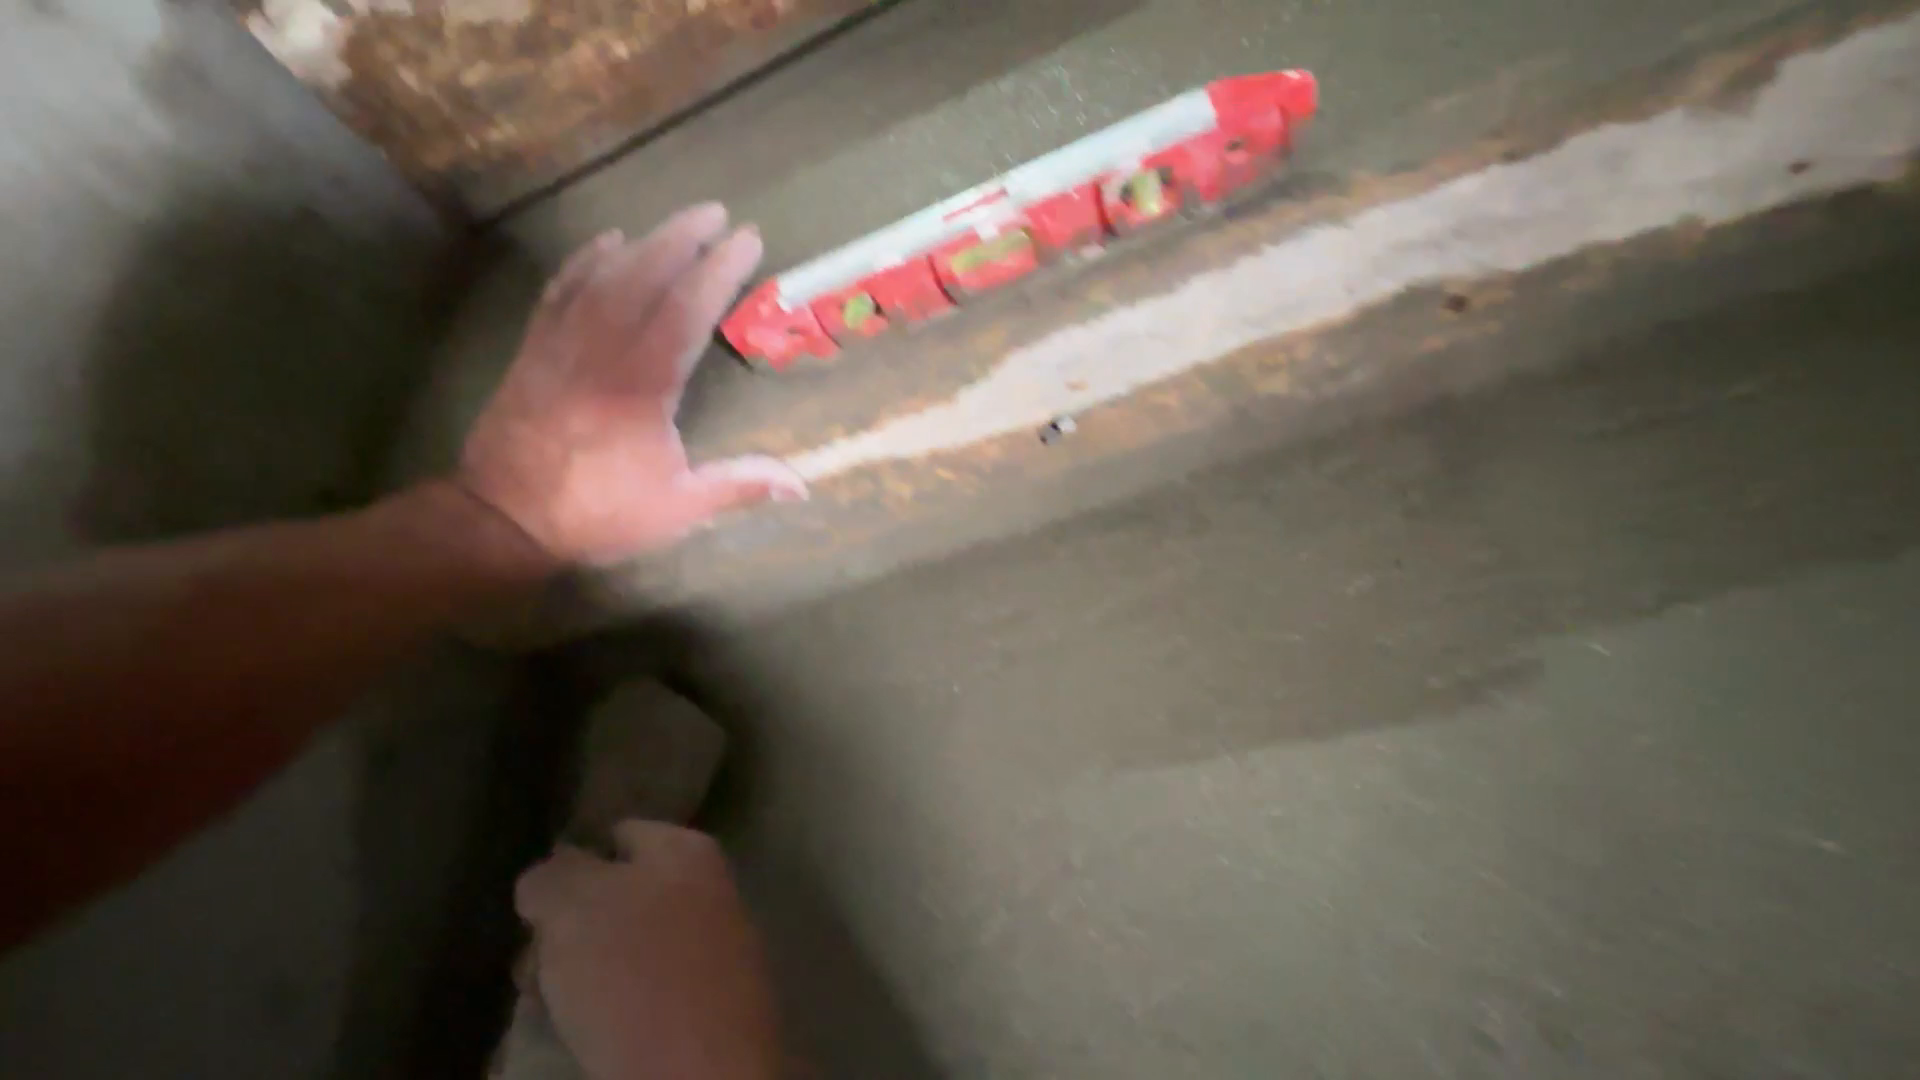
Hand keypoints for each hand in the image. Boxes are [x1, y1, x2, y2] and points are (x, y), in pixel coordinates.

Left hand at [458, 204, 807, 566]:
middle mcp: (601, 351)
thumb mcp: (678, 508)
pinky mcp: (535, 349)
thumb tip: (802, 486)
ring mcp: (562, 344)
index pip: (686, 310)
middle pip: (643, 276)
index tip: (748, 240)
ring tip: (678, 223)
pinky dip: (585, 261)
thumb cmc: (598, 514)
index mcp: (641, 387)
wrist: (502, 519)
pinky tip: (607, 242)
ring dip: (644, 242)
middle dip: (683, 238)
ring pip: (603, 276)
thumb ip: (739, 486)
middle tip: (717, 213)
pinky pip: (561, 290)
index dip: (719, 271)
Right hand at [517, 823, 780, 1079]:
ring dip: (580, 972)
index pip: (621, 834)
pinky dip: (607, 1008)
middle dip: (568, 926)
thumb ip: (555, 876)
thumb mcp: (576, 905)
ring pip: (627, 947)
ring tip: (546, 1002)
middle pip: (620, 895)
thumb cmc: (638, 973)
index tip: (533, 903)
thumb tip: (554, 871)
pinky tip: (581, 1030)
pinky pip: (640, 994)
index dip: (572, 861)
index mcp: (688, 851)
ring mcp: (712, 950)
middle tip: (531, 964)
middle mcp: (709, 890)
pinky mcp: (705, 1008)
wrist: (704, 1074)